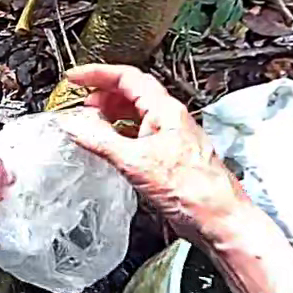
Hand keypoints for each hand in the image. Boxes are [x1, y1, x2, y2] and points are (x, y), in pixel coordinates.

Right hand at [58, 63, 250, 240]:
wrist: (219, 218)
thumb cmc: (194, 190)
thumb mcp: (135, 161)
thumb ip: (100, 140)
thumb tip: (73, 124)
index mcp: (166, 111)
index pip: (128, 78)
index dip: (98, 74)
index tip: (76, 78)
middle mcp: (170, 120)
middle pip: (131, 93)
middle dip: (102, 94)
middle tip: (80, 103)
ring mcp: (170, 138)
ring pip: (135, 114)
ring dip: (110, 115)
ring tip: (90, 123)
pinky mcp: (168, 157)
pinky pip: (138, 136)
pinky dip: (118, 135)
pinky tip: (109, 146)